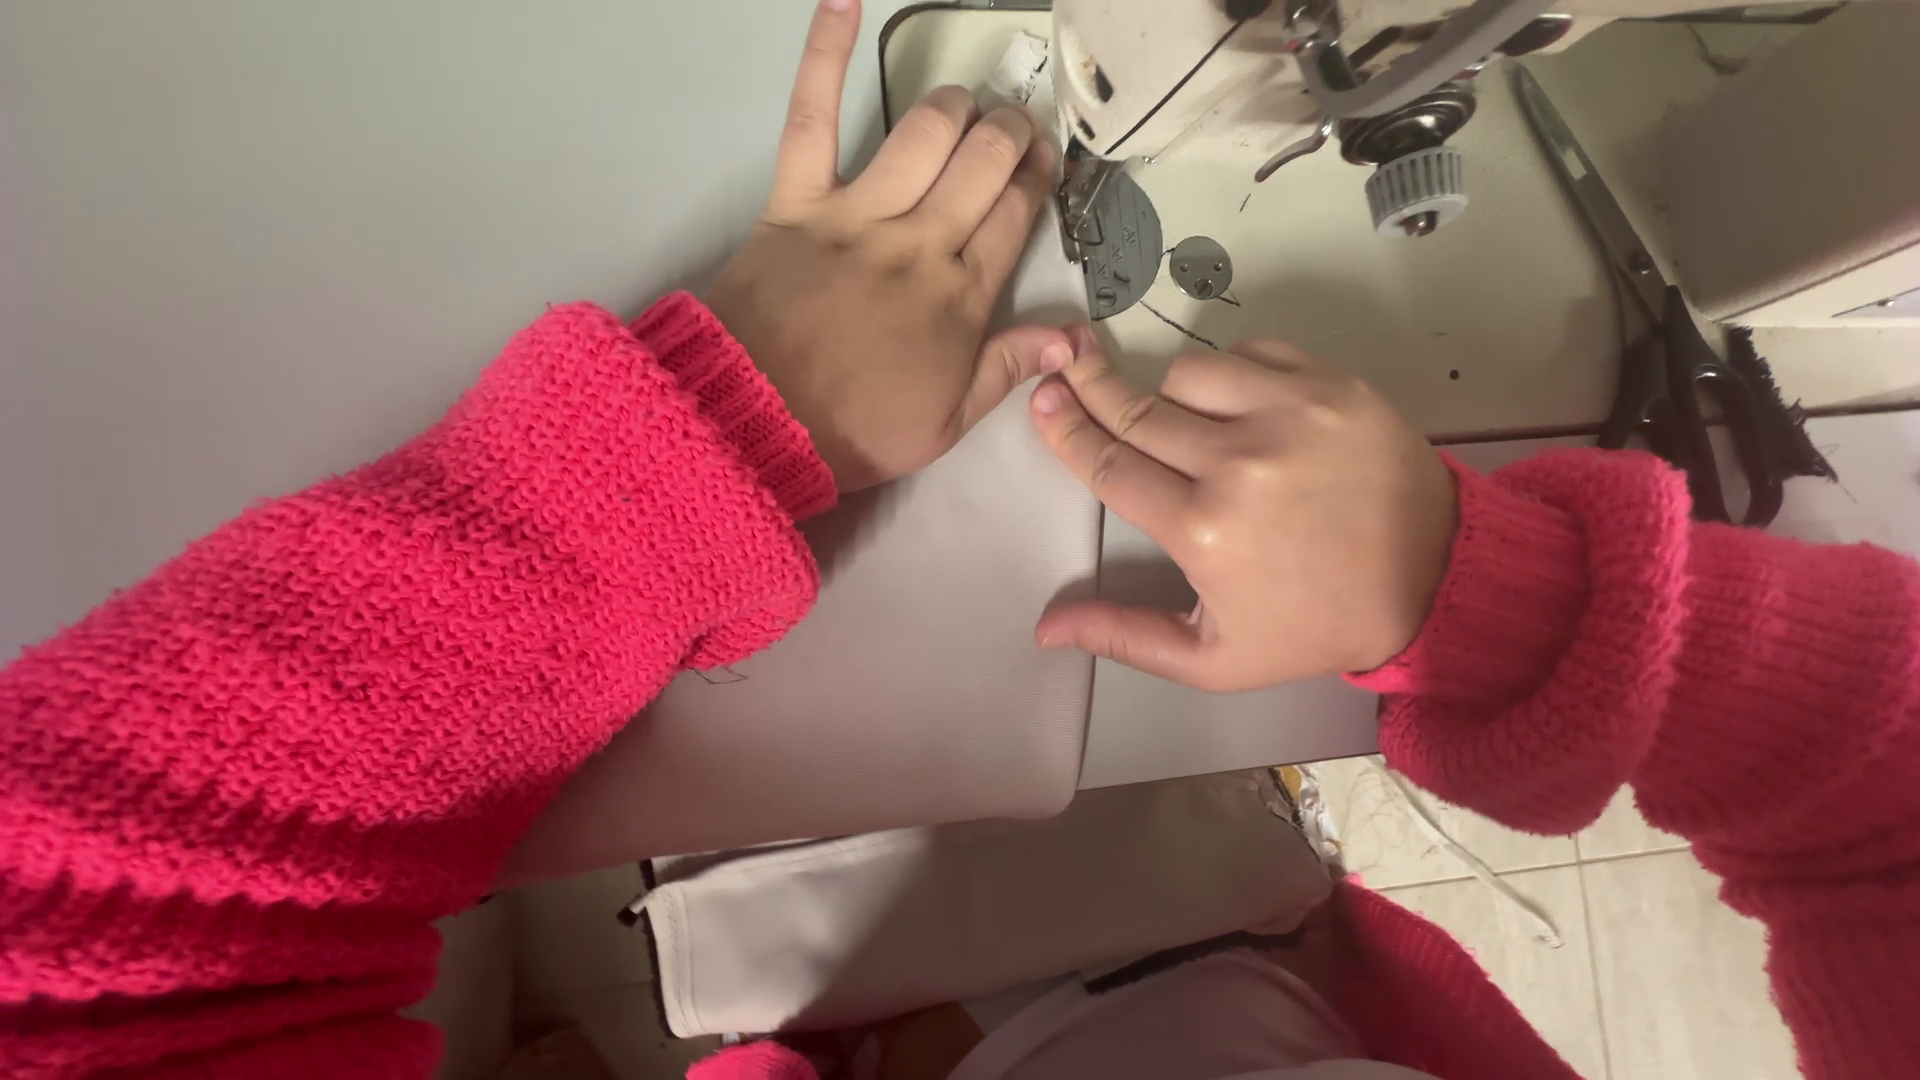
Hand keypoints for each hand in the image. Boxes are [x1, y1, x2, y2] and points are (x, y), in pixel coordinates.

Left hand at [704, 0, 1069, 491]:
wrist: (758, 423)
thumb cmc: (857, 430)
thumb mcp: (947, 422)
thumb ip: (1008, 370)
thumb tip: (1074, 337)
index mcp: (960, 299)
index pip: (1014, 216)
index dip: (1036, 181)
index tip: (1044, 166)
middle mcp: (919, 243)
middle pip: (982, 163)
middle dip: (1009, 136)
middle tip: (1015, 132)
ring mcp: (858, 215)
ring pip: (923, 133)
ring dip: (956, 107)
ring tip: (968, 107)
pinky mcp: (797, 201)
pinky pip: (811, 118)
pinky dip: (824, 57)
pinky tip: (844, 4)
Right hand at [1028, 327, 1457, 690]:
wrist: (1434, 581)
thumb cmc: (1310, 624)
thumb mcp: (1212, 659)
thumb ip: (1124, 637)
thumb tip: (1044, 628)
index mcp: (1203, 531)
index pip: (1110, 467)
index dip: (1066, 431)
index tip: (1041, 399)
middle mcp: (1238, 463)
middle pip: (1136, 410)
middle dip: (1089, 385)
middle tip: (1062, 360)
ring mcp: (1289, 414)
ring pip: (1187, 374)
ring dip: (1170, 394)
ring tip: (1185, 422)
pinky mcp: (1332, 384)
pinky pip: (1249, 352)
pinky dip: (1230, 372)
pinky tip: (1240, 404)